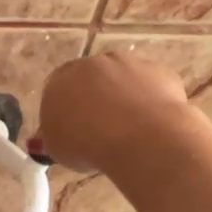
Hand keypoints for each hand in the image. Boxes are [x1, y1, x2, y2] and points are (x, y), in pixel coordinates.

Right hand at [35, 51, 201, 172]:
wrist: (138, 137)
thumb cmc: (85, 144)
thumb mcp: (54, 148)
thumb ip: (53, 134)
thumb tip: (56, 133)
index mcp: (60, 80)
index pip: (55, 89)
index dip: (62, 110)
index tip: (67, 129)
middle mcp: (93, 63)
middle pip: (89, 80)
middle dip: (92, 100)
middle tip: (94, 129)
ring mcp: (129, 63)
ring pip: (120, 80)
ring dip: (119, 98)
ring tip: (123, 130)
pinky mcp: (159, 71)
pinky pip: (147, 87)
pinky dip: (145, 101)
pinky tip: (145, 124)